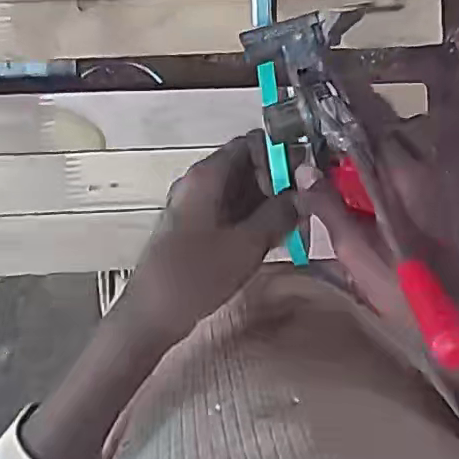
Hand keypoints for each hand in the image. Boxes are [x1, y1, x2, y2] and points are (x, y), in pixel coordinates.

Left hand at [114, 130, 299, 343]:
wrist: (151, 314)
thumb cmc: (196, 274)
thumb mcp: (247, 244)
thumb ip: (279, 214)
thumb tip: (303, 195)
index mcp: (206, 175)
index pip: (250, 144)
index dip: (280, 156)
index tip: (303, 179)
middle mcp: (198, 182)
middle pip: (245, 166)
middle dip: (278, 183)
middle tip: (306, 206)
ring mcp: (194, 205)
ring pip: (239, 191)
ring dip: (268, 203)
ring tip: (297, 224)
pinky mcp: (194, 228)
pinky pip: (229, 211)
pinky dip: (252, 219)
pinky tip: (275, 238)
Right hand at [293, 91, 458, 454]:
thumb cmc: (407, 292)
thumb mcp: (358, 251)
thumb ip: (330, 205)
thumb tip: (302, 166)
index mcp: (408, 177)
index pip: (375, 121)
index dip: (346, 101)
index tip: (318, 85)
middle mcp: (425, 173)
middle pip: (384, 131)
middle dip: (349, 123)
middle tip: (313, 125)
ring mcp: (434, 189)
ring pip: (392, 152)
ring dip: (360, 147)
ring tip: (324, 151)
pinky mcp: (435, 205)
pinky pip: (399, 172)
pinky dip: (373, 169)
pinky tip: (349, 185)